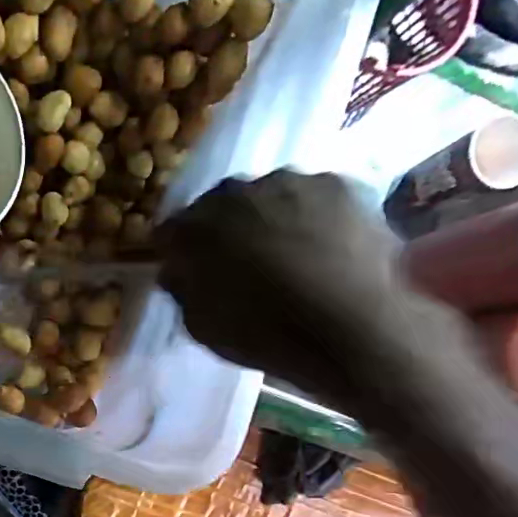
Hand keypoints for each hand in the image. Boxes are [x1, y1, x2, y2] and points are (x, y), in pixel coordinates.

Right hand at [157, 169, 419, 402]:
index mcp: (193, 228)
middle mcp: (235, 191)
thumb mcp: (201, 326)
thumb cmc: (261, 335)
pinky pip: (316, 197)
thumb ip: (184, 289)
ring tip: (290, 254)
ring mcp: (290, 181)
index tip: (186, 270)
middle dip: (226, 229)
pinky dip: (315, 216)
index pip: (172, 231)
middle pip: (221, 205)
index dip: (178, 251)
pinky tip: (327, 247)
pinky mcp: (339, 184)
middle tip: (241, 262)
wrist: (345, 328)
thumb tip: (178, 269)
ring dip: (272, 217)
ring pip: (271, 195)